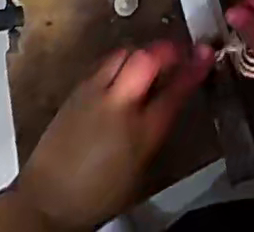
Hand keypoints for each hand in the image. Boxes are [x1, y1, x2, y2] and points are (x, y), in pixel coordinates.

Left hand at [2, 40, 213, 230]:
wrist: (46, 202)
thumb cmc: (100, 188)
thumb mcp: (141, 158)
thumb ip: (161, 117)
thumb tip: (180, 87)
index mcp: (140, 130)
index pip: (175, 89)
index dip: (194, 66)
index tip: (207, 52)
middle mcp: (116, 104)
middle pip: (146, 58)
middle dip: (166, 50)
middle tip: (177, 55)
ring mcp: (93, 94)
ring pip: (123, 53)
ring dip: (142, 53)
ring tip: (150, 63)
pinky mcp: (76, 91)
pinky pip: (106, 63)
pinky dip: (121, 61)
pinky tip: (124, 75)